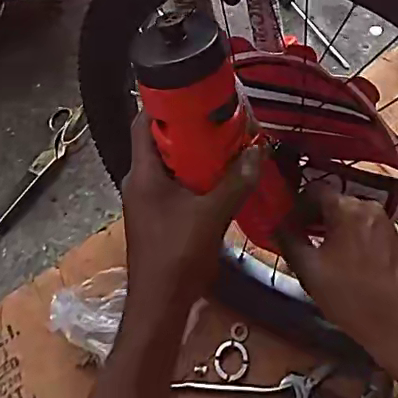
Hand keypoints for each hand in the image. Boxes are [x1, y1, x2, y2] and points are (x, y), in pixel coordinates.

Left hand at [121, 114, 261, 324]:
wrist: (160, 307)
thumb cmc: (177, 255)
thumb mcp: (211, 215)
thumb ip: (235, 182)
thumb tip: (258, 150)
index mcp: (142, 172)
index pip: (142, 122)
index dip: (162, 102)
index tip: (191, 91)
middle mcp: (139, 180)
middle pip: (158, 140)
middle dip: (186, 127)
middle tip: (217, 116)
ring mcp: (146, 199)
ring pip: (168, 163)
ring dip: (192, 153)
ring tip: (223, 143)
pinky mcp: (156, 215)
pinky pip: (173, 183)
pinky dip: (193, 175)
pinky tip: (219, 178)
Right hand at [276, 182, 397, 379]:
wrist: (396, 326)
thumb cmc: (348, 295)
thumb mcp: (308, 268)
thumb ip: (288, 239)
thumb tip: (277, 224)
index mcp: (346, 208)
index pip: (313, 189)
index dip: (297, 203)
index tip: (287, 221)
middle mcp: (368, 207)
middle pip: (332, 200)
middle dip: (314, 215)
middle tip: (299, 234)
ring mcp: (384, 221)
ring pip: (349, 212)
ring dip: (332, 224)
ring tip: (318, 246)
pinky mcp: (394, 237)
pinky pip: (364, 224)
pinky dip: (350, 232)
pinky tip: (341, 255)